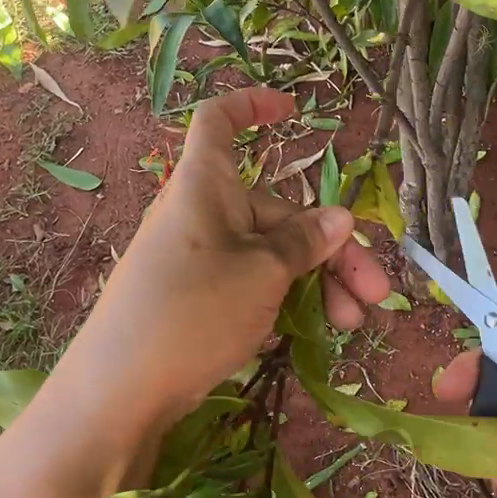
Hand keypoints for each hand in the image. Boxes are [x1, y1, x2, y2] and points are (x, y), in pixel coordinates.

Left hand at [65, 88, 390, 421]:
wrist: (120, 391)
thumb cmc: (192, 311)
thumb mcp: (262, 273)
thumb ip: (304, 242)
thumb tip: (340, 217)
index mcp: (206, 185)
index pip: (220, 121)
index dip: (252, 106)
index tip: (294, 111)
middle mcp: (203, 213)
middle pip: (276, 211)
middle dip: (331, 251)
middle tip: (375, 296)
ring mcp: (200, 257)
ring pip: (272, 254)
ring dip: (317, 283)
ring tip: (352, 323)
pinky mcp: (199, 297)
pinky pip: (253, 283)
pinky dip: (286, 299)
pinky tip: (315, 331)